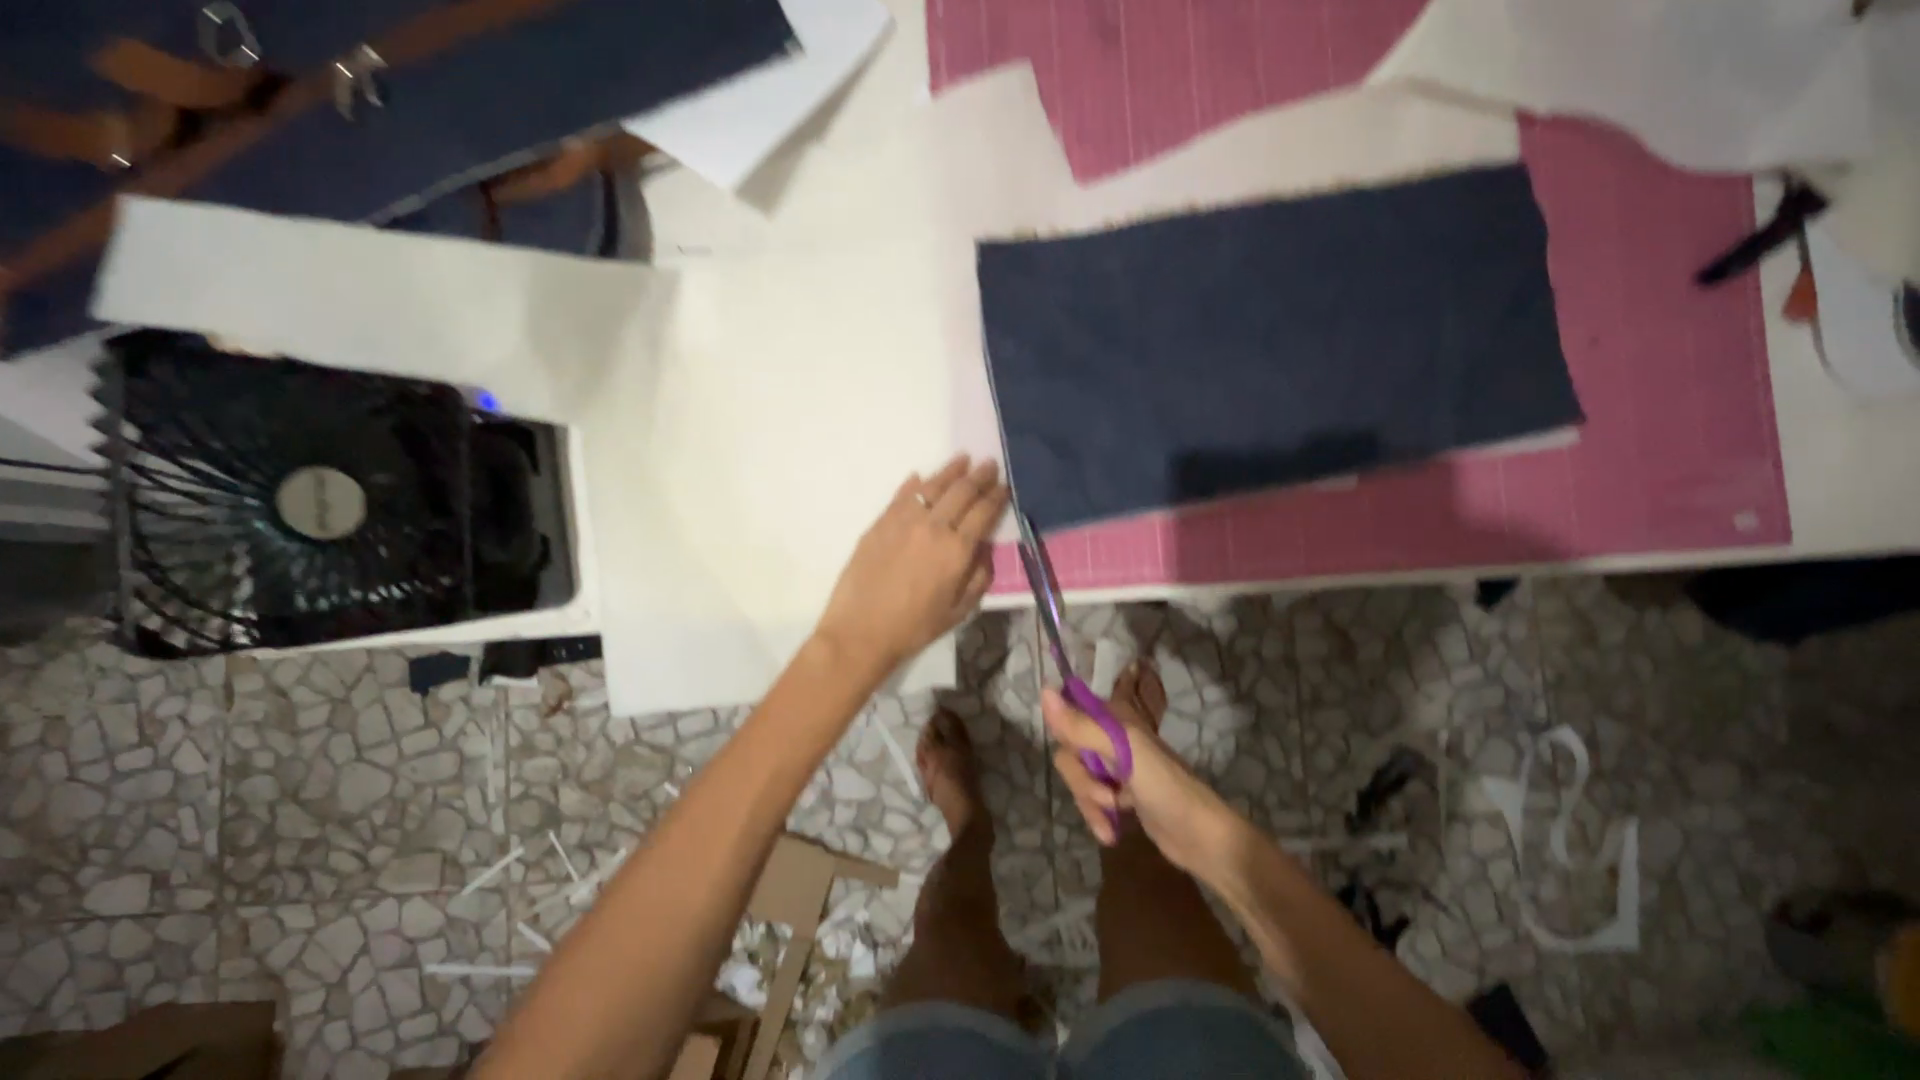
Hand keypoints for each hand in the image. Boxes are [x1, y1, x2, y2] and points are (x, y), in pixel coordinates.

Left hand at [815, 455, 1008, 675]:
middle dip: (979, 476)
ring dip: (950, 471)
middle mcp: (933, 528)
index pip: (983, 512)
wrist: (861, 631)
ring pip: (932, 487)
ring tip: (963, 459)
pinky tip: (921, 477)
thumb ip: (978, 578)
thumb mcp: (958, 611)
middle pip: (961, 492)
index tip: (1005, 485)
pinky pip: (902, 496)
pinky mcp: (880, 523)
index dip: (997, 496)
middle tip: (989, 464)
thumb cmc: (914, 628)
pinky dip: (915, 484)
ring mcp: (903, 521)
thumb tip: (985, 549)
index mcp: (957, 550)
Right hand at [1042, 668, 1246, 880]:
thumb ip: (1082, 726)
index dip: (1066, 737)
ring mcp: (1115, 769)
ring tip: (1112, 819)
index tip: (1077, 757)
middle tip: (1106, 795)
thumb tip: (1043, 689)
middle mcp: (1112, 739)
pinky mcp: (1118, 796)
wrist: (1201, 837)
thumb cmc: (1166, 787)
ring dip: (1090, 804)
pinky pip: (1091, 801)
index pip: (1070, 714)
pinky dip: (1097, 817)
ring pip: (1078, 780)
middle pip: (1068, 753)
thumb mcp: (1123, 752)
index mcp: (1115, 720)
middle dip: (1081, 781)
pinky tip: (1110, 833)